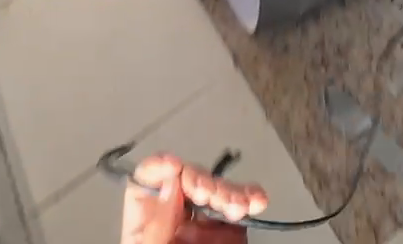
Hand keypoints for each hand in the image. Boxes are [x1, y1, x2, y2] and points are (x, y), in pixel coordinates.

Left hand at [121, 154, 268, 243]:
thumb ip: (156, 228)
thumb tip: (169, 184)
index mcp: (145, 231)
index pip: (145, 186)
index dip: (158, 169)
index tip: (175, 167)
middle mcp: (173, 223)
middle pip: (186, 181)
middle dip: (205, 182)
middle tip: (214, 196)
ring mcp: (203, 229)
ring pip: (217, 189)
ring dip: (232, 190)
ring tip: (242, 204)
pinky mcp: (229, 236)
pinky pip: (240, 206)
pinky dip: (250, 197)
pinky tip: (257, 199)